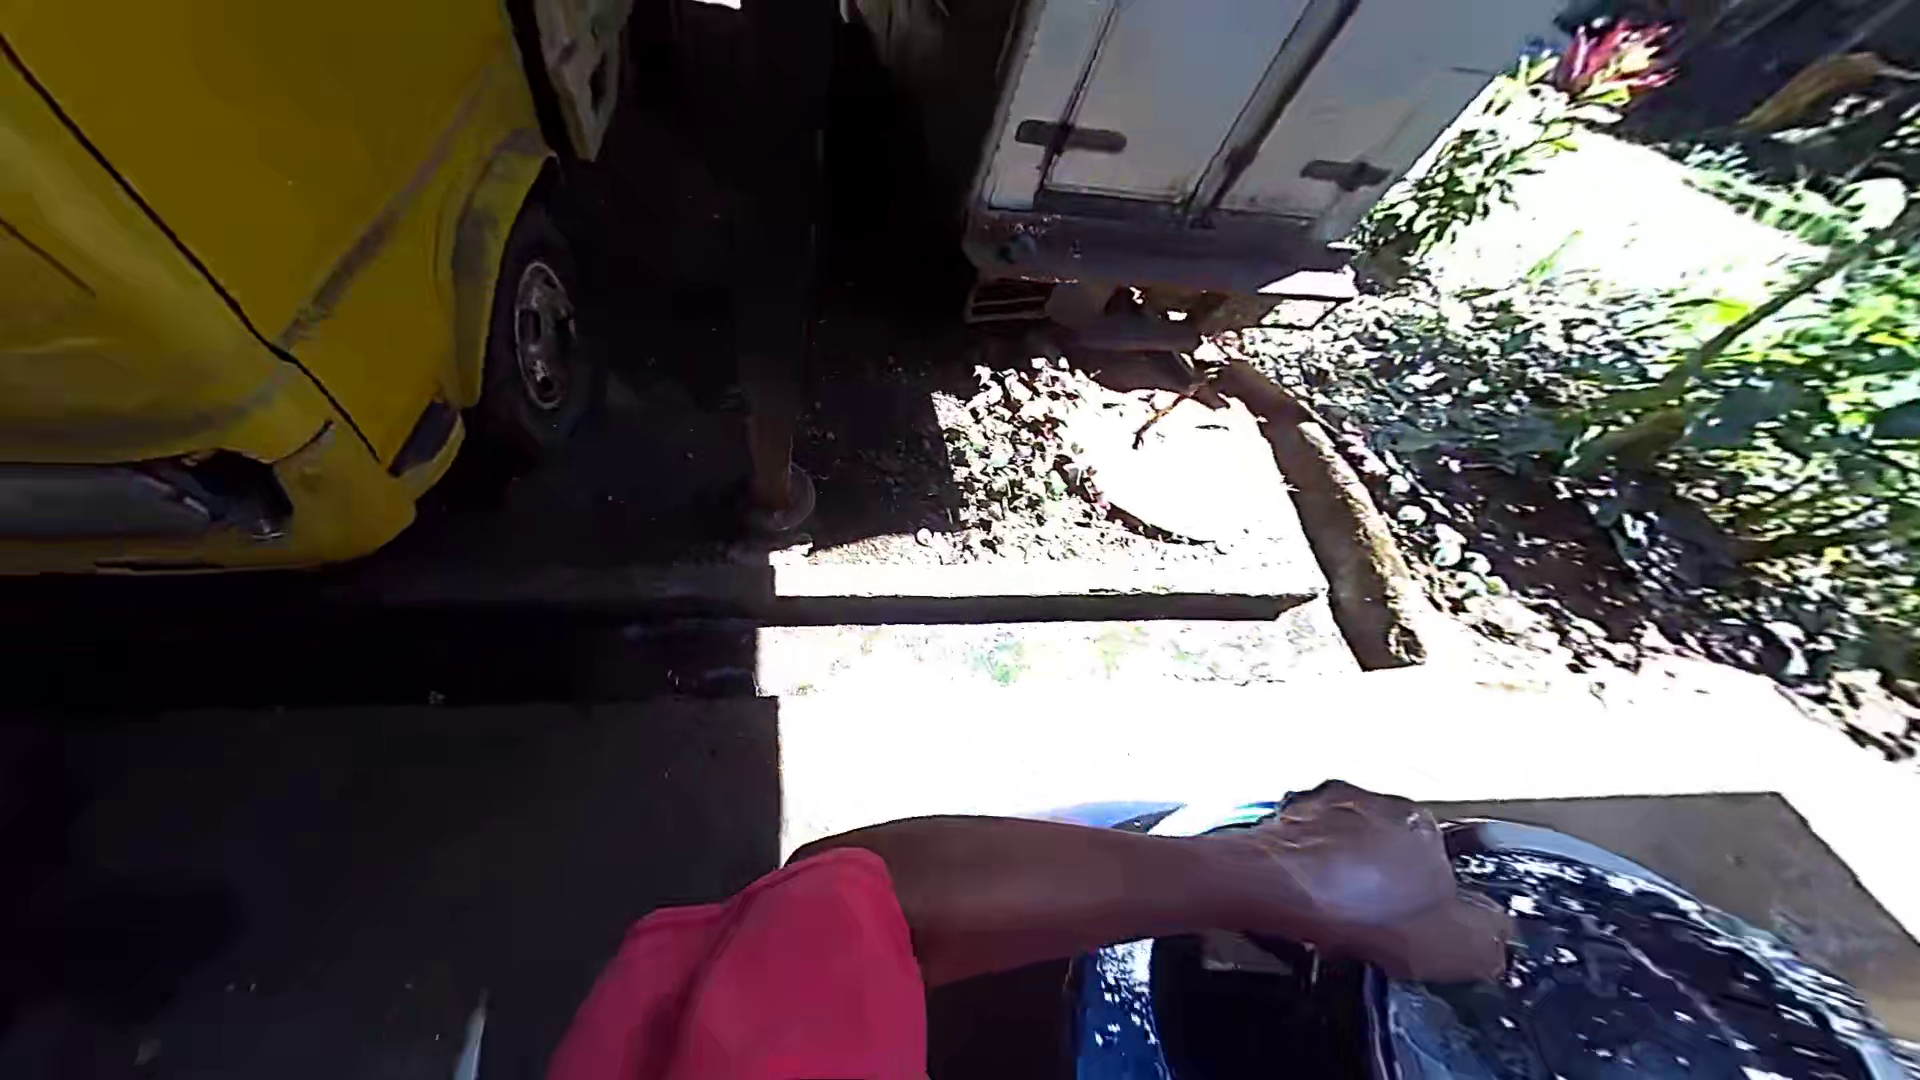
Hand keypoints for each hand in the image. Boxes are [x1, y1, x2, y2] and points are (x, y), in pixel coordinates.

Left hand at [1222, 781, 1510, 981]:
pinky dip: (1304, 866)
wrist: (1276, 886)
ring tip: (1338, 908)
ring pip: (1340, 838)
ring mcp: (1313, 802)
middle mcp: (1362, 797)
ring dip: (1340, 866)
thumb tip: (1493, 926)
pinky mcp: (1275, 816)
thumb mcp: (1462, 943)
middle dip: (1386, 873)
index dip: (1438, 889)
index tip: (1429, 914)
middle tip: (1382, 915)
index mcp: (1417, 818)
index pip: (1444, 850)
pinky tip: (1305, 896)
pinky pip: (1301, 843)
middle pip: (1387, 839)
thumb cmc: (1360, 905)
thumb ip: (1489, 930)